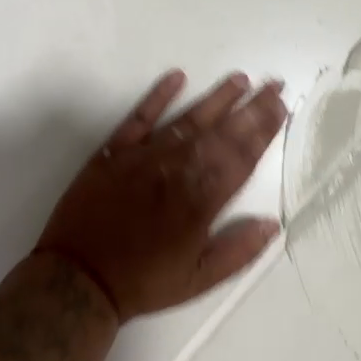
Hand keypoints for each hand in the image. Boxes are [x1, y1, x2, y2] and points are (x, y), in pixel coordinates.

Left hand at [33, 70, 286, 322]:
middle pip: (220, 134)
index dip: (263, 132)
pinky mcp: (112, 153)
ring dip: (215, 99)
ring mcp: (142, 158)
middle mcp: (176, 173)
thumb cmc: (143, 282)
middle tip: (274, 84)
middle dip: (250, 108)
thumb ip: (238, 251)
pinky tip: (176, 78)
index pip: (240, 159)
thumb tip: (273, 223)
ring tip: (239, 79)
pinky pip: (138, 119)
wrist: (79, 278)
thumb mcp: (198, 280)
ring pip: (186, 121)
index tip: (281, 107)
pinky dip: (157, 97)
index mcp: (200, 203)